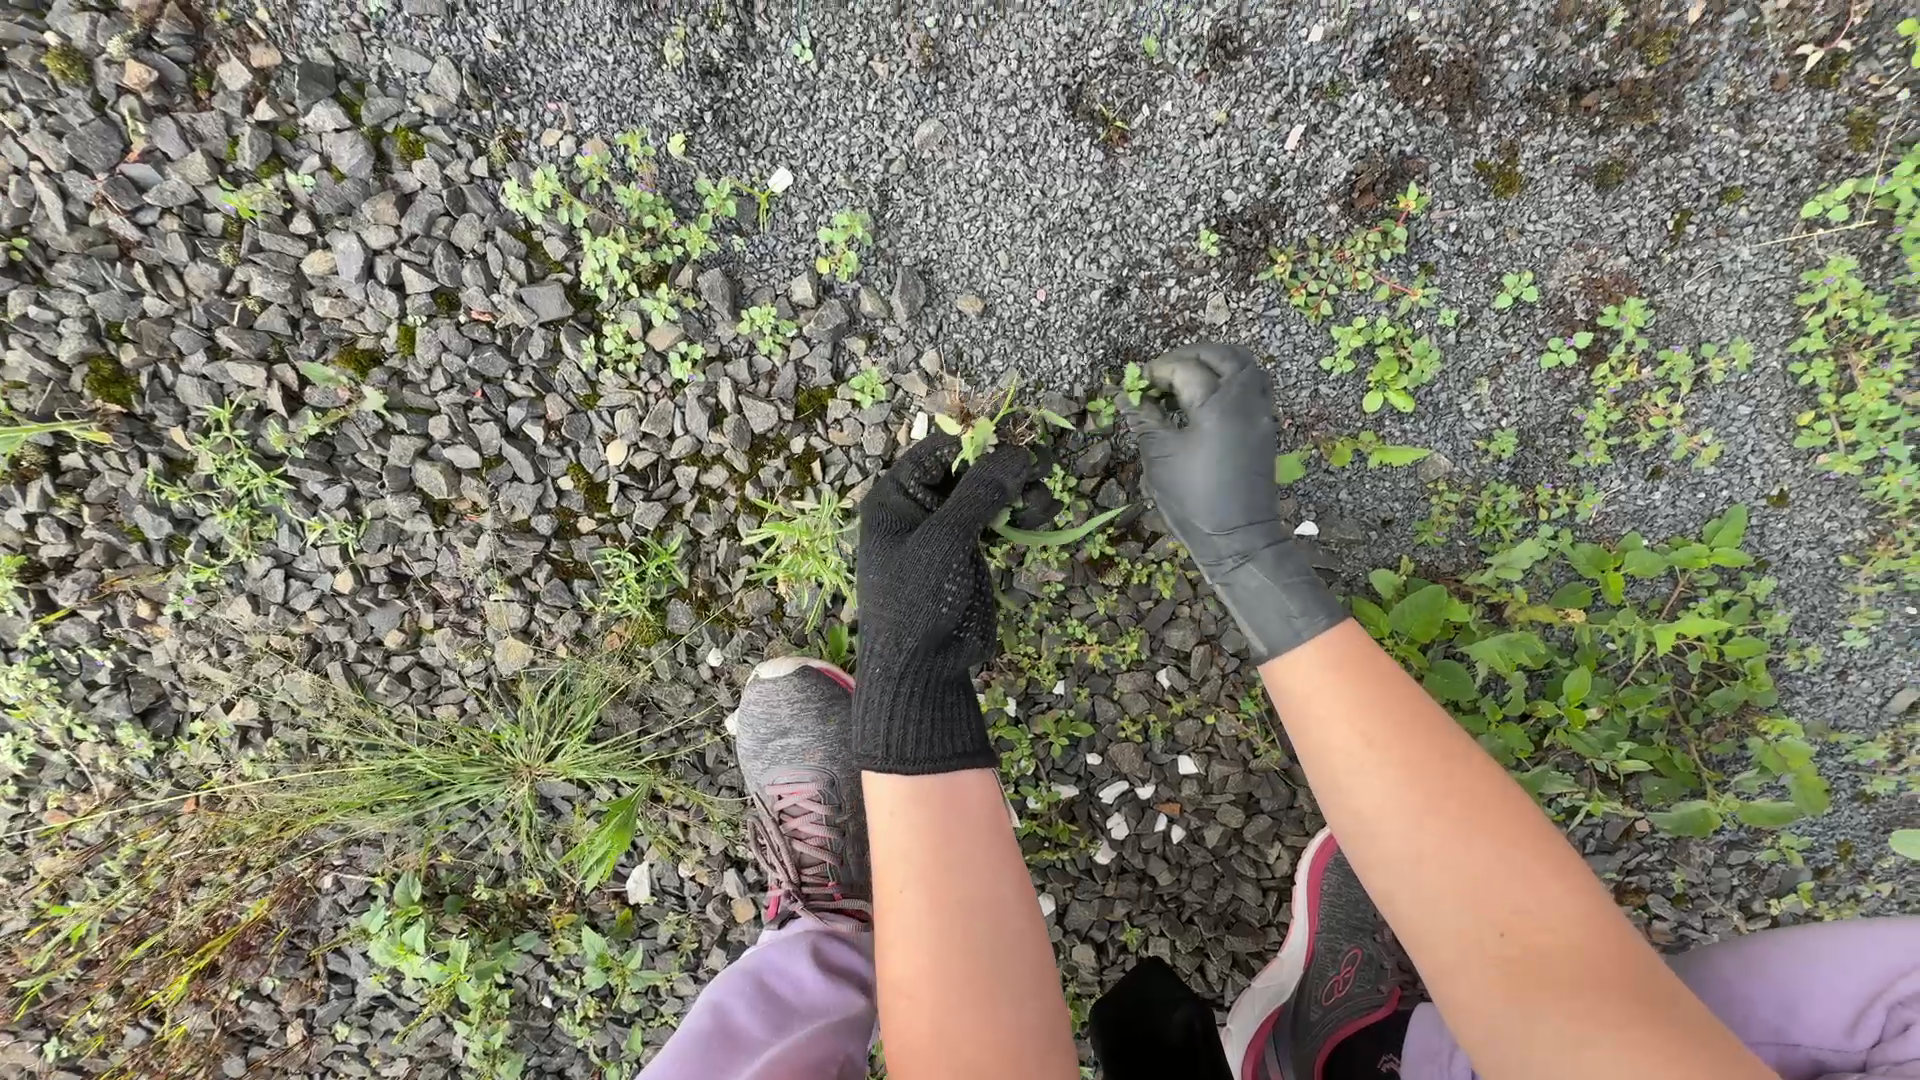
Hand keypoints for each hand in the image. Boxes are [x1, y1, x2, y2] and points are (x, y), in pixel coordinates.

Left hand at [852, 433, 1028, 774]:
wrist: (922, 668)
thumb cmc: (918, 598)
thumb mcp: (944, 540)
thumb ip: (979, 493)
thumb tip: (1018, 454)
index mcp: (897, 497)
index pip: (937, 451)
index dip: (976, 442)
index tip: (1016, 440)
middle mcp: (921, 507)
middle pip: (969, 470)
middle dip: (1005, 469)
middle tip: (1042, 466)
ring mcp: (948, 530)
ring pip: (990, 495)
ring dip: (1020, 493)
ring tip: (1045, 498)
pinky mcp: (972, 552)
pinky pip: (999, 522)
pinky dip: (1021, 517)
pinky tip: (1043, 516)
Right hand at [1122, 342, 1345, 662]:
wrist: (1238, 536)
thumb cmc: (1192, 499)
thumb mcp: (1159, 457)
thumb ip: (1145, 420)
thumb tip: (1126, 398)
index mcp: (1216, 405)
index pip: (1186, 369)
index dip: (1159, 369)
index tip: (1140, 380)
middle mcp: (1244, 399)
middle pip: (1223, 355)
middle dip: (1191, 354)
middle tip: (1163, 370)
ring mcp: (1261, 411)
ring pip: (1245, 365)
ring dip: (1216, 361)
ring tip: (1188, 375)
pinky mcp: (1266, 426)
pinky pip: (1255, 384)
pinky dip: (1232, 378)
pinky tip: (1210, 394)